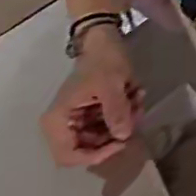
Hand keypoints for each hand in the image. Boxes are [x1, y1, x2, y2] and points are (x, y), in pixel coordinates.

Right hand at [40, 25, 141, 166]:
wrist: (104, 39)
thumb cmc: (103, 60)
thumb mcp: (111, 85)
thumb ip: (116, 112)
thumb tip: (123, 137)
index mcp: (57, 121)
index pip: (68, 156)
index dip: (95, 156)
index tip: (121, 142)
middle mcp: (62, 124)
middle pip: (90, 146)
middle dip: (116, 132)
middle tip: (137, 113)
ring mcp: (78, 118)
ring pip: (103, 134)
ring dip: (124, 119)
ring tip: (138, 98)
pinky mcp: (91, 111)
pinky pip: (109, 121)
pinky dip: (124, 111)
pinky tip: (135, 93)